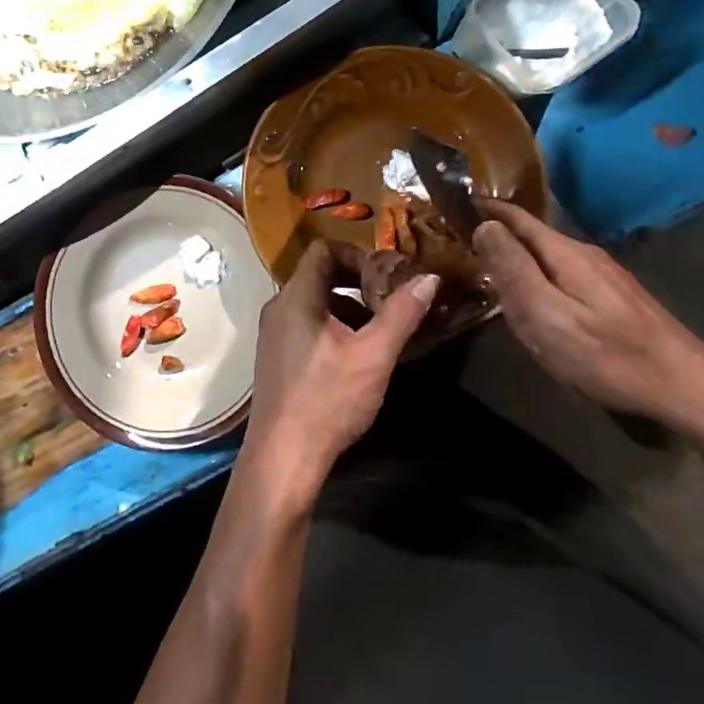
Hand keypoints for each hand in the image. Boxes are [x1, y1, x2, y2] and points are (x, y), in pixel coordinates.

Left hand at [244, 241, 438, 496]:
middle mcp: (279, 307)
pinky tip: (359, 354)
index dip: (358, 252)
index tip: (388, 274)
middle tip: (392, 298)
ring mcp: (275, 332)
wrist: (283, 455)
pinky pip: (308, 323)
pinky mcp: (278, 355)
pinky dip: (336, 326)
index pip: (323, 249)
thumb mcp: (373, 356)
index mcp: (296, 298)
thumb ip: (401, 313)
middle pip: (320, 274)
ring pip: (316, 302)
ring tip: (383, 328)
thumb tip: (429, 278)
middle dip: (359, 281)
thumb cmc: (328, 400)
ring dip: (350, 306)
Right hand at [470, 199, 703, 443]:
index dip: (485, 210)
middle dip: (497, 236)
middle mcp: (586, 255)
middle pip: (532, 237)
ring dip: (516, 258)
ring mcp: (605, 276)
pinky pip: (563, 276)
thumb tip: (485, 225)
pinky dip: (537, 278)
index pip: (517, 218)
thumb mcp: (546, 314)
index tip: (452, 207)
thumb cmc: (607, 355)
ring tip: (486, 272)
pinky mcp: (615, 298)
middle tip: (458, 245)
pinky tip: (532, 301)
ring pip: (548, 258)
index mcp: (565, 254)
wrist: (686, 387)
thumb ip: (513, 269)